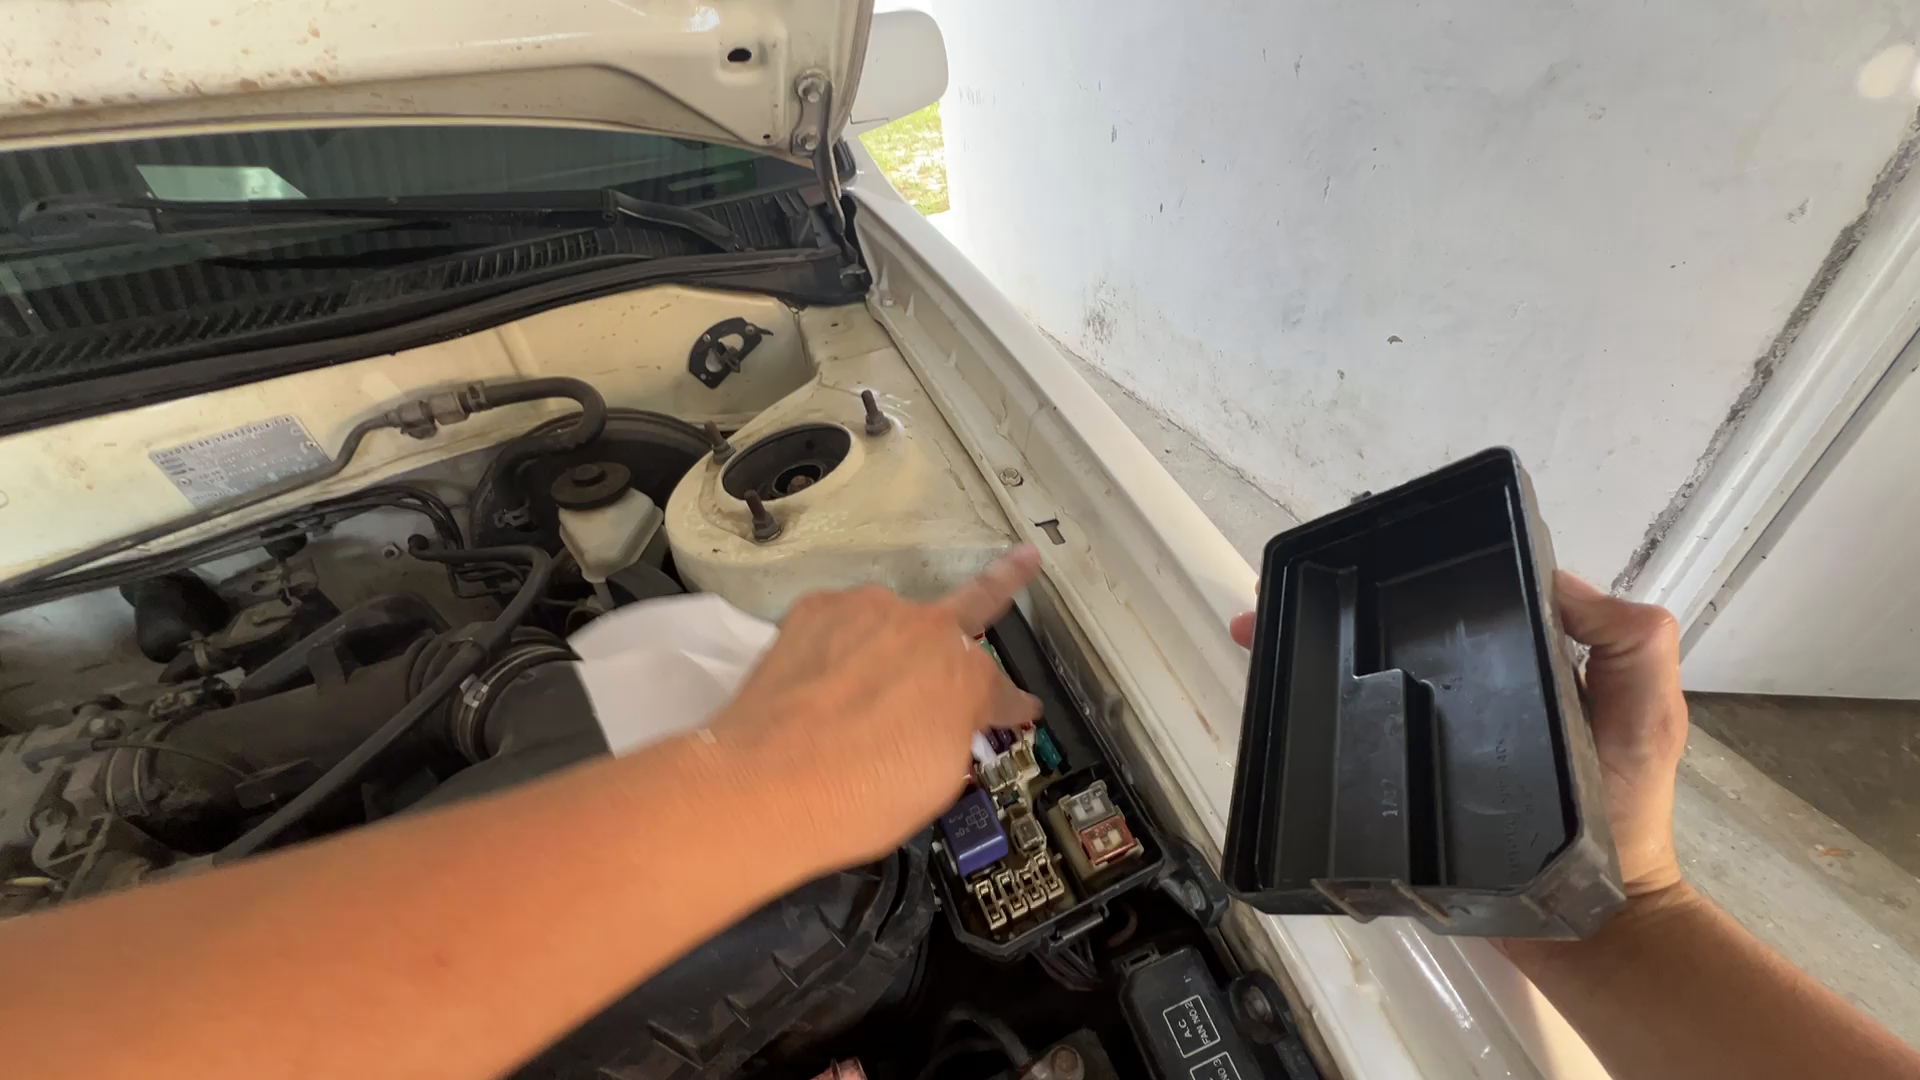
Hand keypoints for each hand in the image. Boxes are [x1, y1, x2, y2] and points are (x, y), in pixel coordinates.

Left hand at [702, 546, 1043, 874]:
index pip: (1004, 689)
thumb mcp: (937, 779)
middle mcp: (926, 628)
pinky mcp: (817, 607)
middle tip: (1024, 558)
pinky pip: (844, 621)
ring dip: (894, 641)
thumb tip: (956, 719)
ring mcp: (868, 609)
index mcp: (967, 675)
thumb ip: (956, 732)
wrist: (764, 786)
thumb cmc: (863, 798)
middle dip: (1006, 580)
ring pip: (894, 620)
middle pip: (968, 609)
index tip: (1023, 709)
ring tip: (863, 684)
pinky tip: (824, 674)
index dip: (1014, 705)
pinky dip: (844, 642)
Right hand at [1228, 571, 1687, 898]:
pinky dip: (1305, 707)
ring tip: (1253, 630)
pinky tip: (1271, 693)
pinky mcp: (1394, 774)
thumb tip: (1553, 578)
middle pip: (1378, 638)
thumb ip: (1629, 645)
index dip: (1397, 579)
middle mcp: (1451, 691)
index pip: (1444, 609)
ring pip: (1349, 679)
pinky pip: (1343, 731)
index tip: (1353, 560)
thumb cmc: (1620, 814)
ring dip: (1299, 650)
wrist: (1585, 917)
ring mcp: (1418, 733)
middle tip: (1273, 598)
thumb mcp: (1644, 717)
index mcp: (1504, 665)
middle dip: (1324, 612)